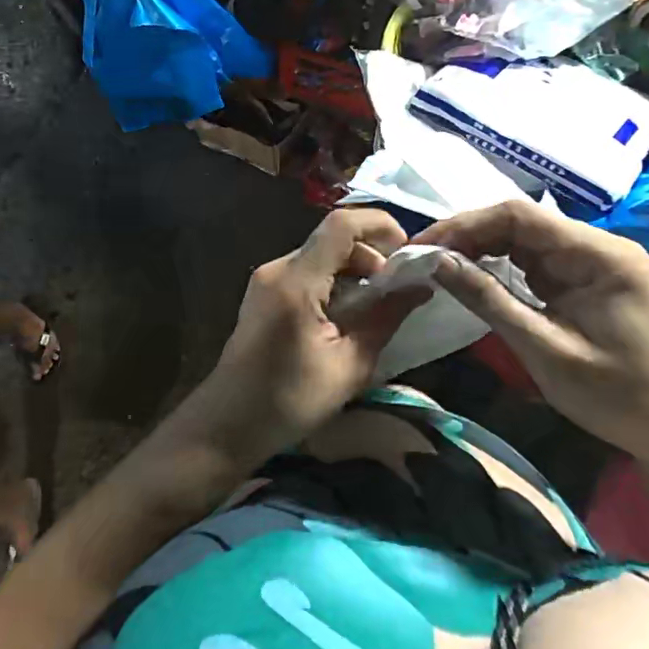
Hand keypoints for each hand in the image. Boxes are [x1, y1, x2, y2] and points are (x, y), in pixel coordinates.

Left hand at [193, 209, 431, 456]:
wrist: (229, 422)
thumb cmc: (289, 400)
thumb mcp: (349, 365)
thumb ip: (384, 319)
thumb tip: (419, 288)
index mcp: (295, 282)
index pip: (341, 226)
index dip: (381, 226)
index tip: (410, 255)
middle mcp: (276, 270)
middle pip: (332, 240)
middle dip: (372, 256)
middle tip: (398, 293)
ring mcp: (266, 280)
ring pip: (320, 256)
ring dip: (354, 272)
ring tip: (377, 309)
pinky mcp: (263, 294)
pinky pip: (306, 273)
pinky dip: (333, 283)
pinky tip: (348, 316)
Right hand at [414, 199, 648, 467]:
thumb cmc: (616, 397)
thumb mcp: (544, 350)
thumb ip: (488, 300)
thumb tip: (435, 263)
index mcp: (601, 256)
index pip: (520, 216)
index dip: (464, 225)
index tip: (422, 246)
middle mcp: (600, 247)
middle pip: (520, 222)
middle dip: (467, 236)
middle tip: (421, 257)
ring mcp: (595, 263)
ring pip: (523, 239)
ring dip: (479, 249)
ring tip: (437, 265)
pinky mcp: (586, 280)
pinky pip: (534, 260)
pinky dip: (499, 265)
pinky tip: (472, 275)